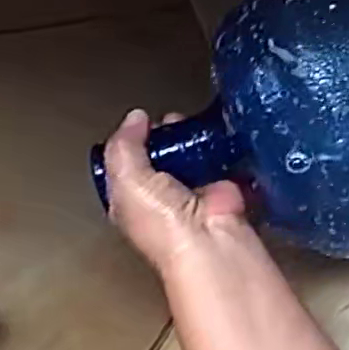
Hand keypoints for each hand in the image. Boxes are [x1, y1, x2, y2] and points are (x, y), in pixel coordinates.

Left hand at [102, 108, 251, 276]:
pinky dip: (221, 141)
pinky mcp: (223, 179)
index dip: (133, 137)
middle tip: (175, 119)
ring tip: (198, 120)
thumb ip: (125, 147)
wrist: (208, 232)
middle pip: (163, 151)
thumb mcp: (127, 180)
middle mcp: (161, 191)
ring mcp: (194, 184)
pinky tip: (220, 128)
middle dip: (168, 133)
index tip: (144, 119)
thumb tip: (135, 117)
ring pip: (191, 150)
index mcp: (130, 195)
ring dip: (195, 135)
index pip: (128, 159)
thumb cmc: (161, 219)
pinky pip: (220, 153)